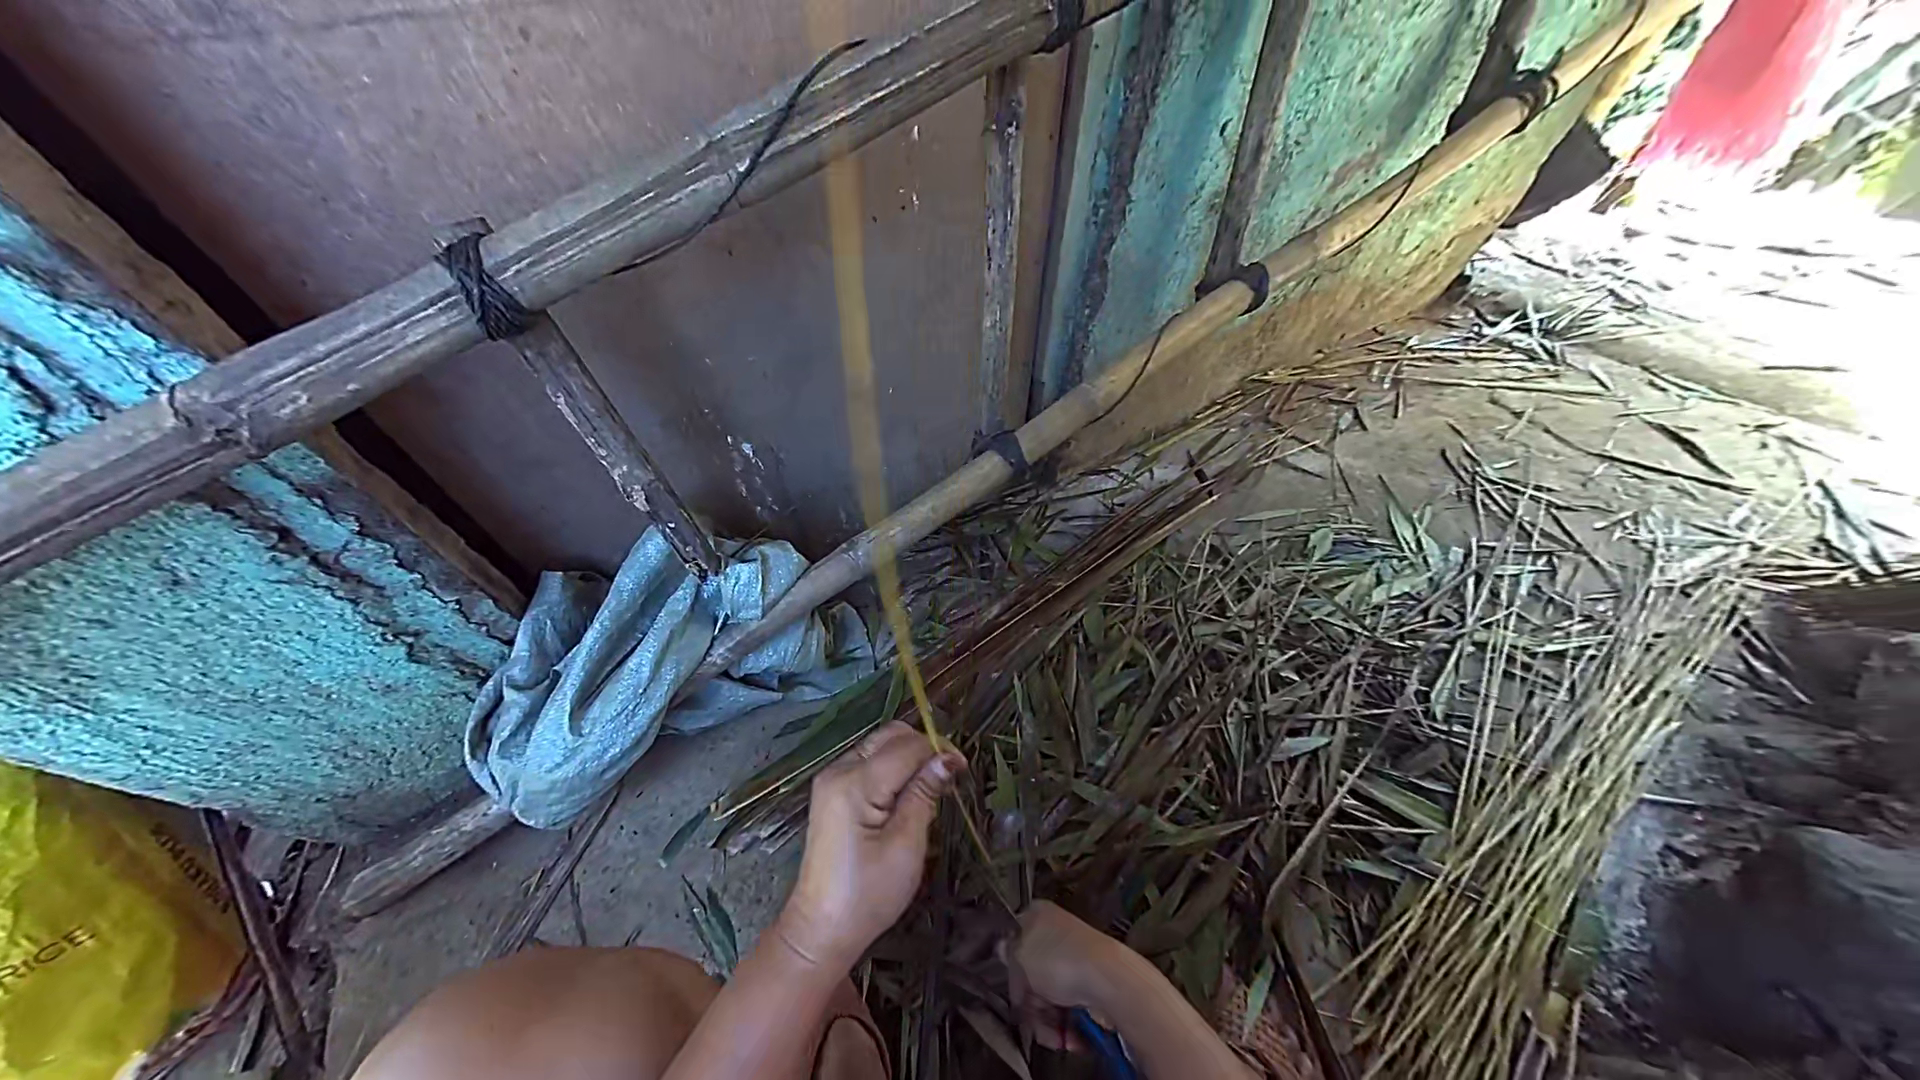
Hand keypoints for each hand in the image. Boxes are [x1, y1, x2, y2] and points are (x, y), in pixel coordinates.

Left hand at [775, 721, 965, 970]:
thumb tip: (946, 759)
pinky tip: (907, 793)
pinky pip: (869, 762)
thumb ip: (924, 794)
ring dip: (908, 756)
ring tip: (931, 788)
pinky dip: (893, 767)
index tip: (963, 770)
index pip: (906, 746)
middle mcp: (838, 770)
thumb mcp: (906, 845)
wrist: (822, 930)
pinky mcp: (832, 791)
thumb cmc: (868, 895)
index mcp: (855, 783)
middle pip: (890, 736)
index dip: (938, 750)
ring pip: (880, 745)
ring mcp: (831, 778)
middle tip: (948, 777)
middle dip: (923, 747)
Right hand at [1006, 901, 1134, 1049]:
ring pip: (1048, 995)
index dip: (1011, 974)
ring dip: (1048, 1022)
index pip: (1012, 943)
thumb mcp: (1019, 954)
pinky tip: (1070, 1037)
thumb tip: (1002, 952)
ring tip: (1056, 1036)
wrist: (1108, 981)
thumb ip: (1005, 954)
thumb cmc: (1059, 960)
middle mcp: (1054, 931)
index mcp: (1035, 914)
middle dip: (1031, 1006)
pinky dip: (1066, 1025)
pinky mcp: (1089, 981)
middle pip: (1030, 975)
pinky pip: (1068, 1006)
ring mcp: (1073, 957)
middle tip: (1034, 1020)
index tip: (1014, 996)